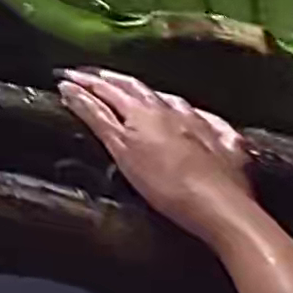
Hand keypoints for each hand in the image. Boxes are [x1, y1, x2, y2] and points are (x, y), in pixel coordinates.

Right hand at [60, 68, 256, 244]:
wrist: (227, 215)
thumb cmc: (164, 183)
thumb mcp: (118, 148)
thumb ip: (92, 114)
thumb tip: (67, 87)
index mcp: (140, 110)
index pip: (103, 87)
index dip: (81, 80)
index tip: (62, 76)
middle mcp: (170, 111)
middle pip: (135, 87)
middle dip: (110, 79)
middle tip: (92, 76)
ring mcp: (203, 128)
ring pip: (171, 99)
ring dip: (149, 93)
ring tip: (138, 92)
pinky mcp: (230, 148)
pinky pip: (211, 122)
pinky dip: (198, 115)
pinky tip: (197, 116)